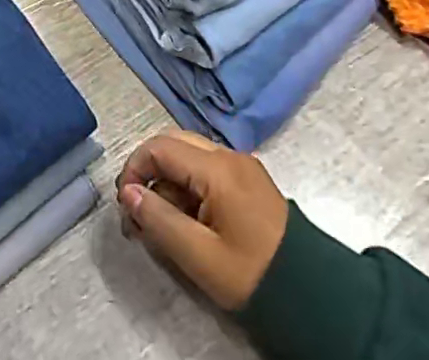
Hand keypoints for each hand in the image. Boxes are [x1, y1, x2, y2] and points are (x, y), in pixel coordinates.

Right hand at [116, 131, 288, 310]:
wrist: (303, 283)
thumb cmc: (248, 271)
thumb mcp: (197, 254)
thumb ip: (159, 220)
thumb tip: (130, 192)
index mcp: (217, 168)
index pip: (161, 147)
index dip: (134, 169)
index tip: (125, 206)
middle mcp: (229, 155)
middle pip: (175, 143)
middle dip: (149, 172)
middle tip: (138, 214)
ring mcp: (240, 164)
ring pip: (190, 155)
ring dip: (167, 181)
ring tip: (160, 224)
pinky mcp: (246, 177)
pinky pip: (207, 168)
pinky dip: (187, 185)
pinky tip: (185, 219)